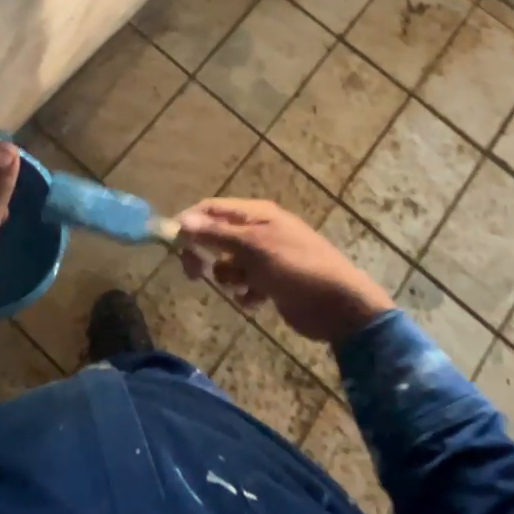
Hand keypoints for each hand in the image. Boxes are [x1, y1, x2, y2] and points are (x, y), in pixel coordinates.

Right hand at [177, 198, 395, 346]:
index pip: (211, 208)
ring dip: (228, 277)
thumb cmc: (294, 267)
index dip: (190, 223)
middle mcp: (259, 231)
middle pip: (216, 236)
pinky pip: (245, 283)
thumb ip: (215, 234)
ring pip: (229, 263)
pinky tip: (256, 301)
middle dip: (205, 253)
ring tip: (243, 287)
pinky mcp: (273, 282)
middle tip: (195, 273)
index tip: (174, 245)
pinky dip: (246, 292)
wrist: (339, 305)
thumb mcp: (251, 247)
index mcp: (256, 214)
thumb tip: (182, 220)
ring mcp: (267, 257)